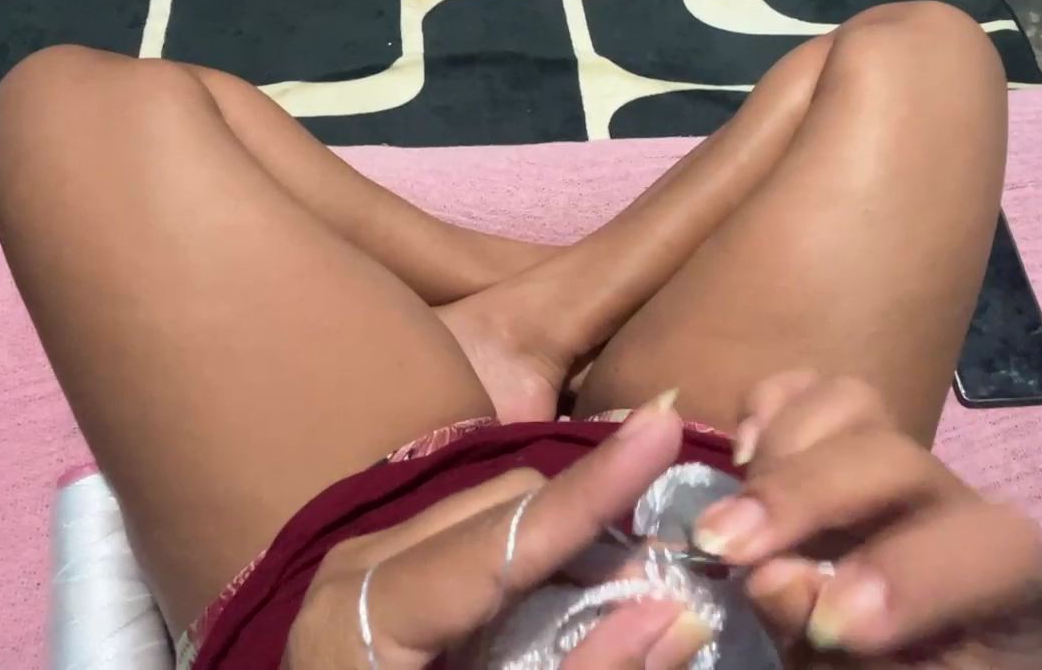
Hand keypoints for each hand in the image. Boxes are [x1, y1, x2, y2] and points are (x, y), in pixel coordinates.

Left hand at [285, 396, 716, 669]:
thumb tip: (676, 613)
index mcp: (366, 614)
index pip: (500, 538)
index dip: (590, 489)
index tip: (661, 427)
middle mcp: (364, 559)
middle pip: (507, 503)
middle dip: (592, 522)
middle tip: (663, 572)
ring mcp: (372, 551)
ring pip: (499, 505)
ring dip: (568, 537)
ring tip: (621, 588)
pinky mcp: (387, 560)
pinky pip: (480, 528)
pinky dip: (536, 552)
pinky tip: (567, 589)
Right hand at [694, 371, 1041, 667]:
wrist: (854, 656)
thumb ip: (848, 662)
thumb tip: (773, 579)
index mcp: (1012, 580)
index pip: (992, 549)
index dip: (912, 578)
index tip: (828, 623)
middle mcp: (953, 497)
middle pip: (893, 457)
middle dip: (803, 499)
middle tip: (724, 547)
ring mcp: (890, 448)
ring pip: (849, 402)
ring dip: (778, 452)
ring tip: (735, 518)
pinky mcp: (833, 429)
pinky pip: (798, 387)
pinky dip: (761, 411)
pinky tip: (741, 461)